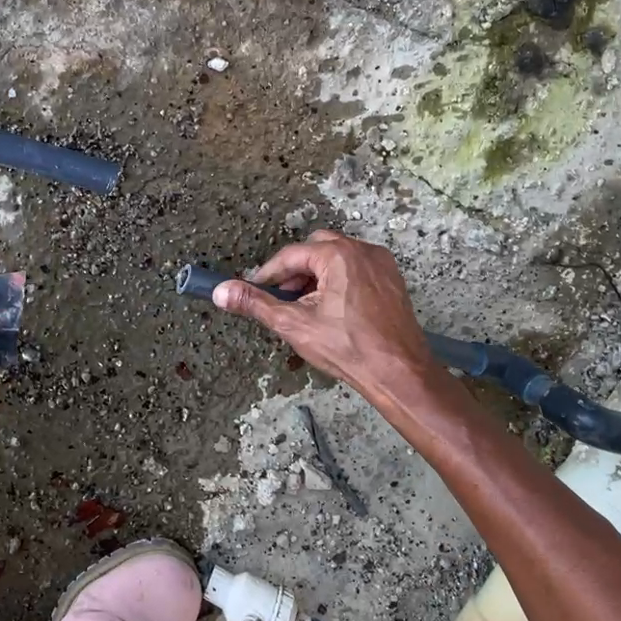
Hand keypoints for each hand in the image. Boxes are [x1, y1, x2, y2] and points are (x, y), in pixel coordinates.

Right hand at [212, 230, 441, 408]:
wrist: (398, 372)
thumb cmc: (349, 348)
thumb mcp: (293, 324)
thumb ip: (255, 303)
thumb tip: (222, 291)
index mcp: (338, 255)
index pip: (291, 255)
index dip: (268, 274)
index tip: (255, 289)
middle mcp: (362, 251)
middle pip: (315, 248)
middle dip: (295, 270)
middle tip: (282, 296)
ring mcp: (381, 264)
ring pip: (337, 257)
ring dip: (316, 274)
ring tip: (305, 305)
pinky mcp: (392, 280)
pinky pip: (357, 268)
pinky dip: (338, 279)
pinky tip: (332, 309)